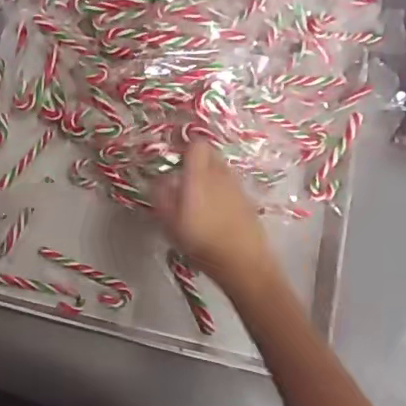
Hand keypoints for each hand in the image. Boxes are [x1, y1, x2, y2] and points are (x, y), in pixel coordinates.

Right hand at [151, 141, 273, 287]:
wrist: (243, 261)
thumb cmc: (200, 242)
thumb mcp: (169, 222)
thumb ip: (161, 196)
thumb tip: (158, 179)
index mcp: (199, 175)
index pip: (196, 144)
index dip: (184, 146)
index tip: (172, 156)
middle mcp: (220, 174)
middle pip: (210, 154)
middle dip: (195, 160)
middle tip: (181, 177)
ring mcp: (237, 186)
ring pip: (220, 170)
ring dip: (208, 176)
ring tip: (196, 196)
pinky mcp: (247, 200)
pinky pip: (229, 185)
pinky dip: (220, 190)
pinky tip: (213, 211)